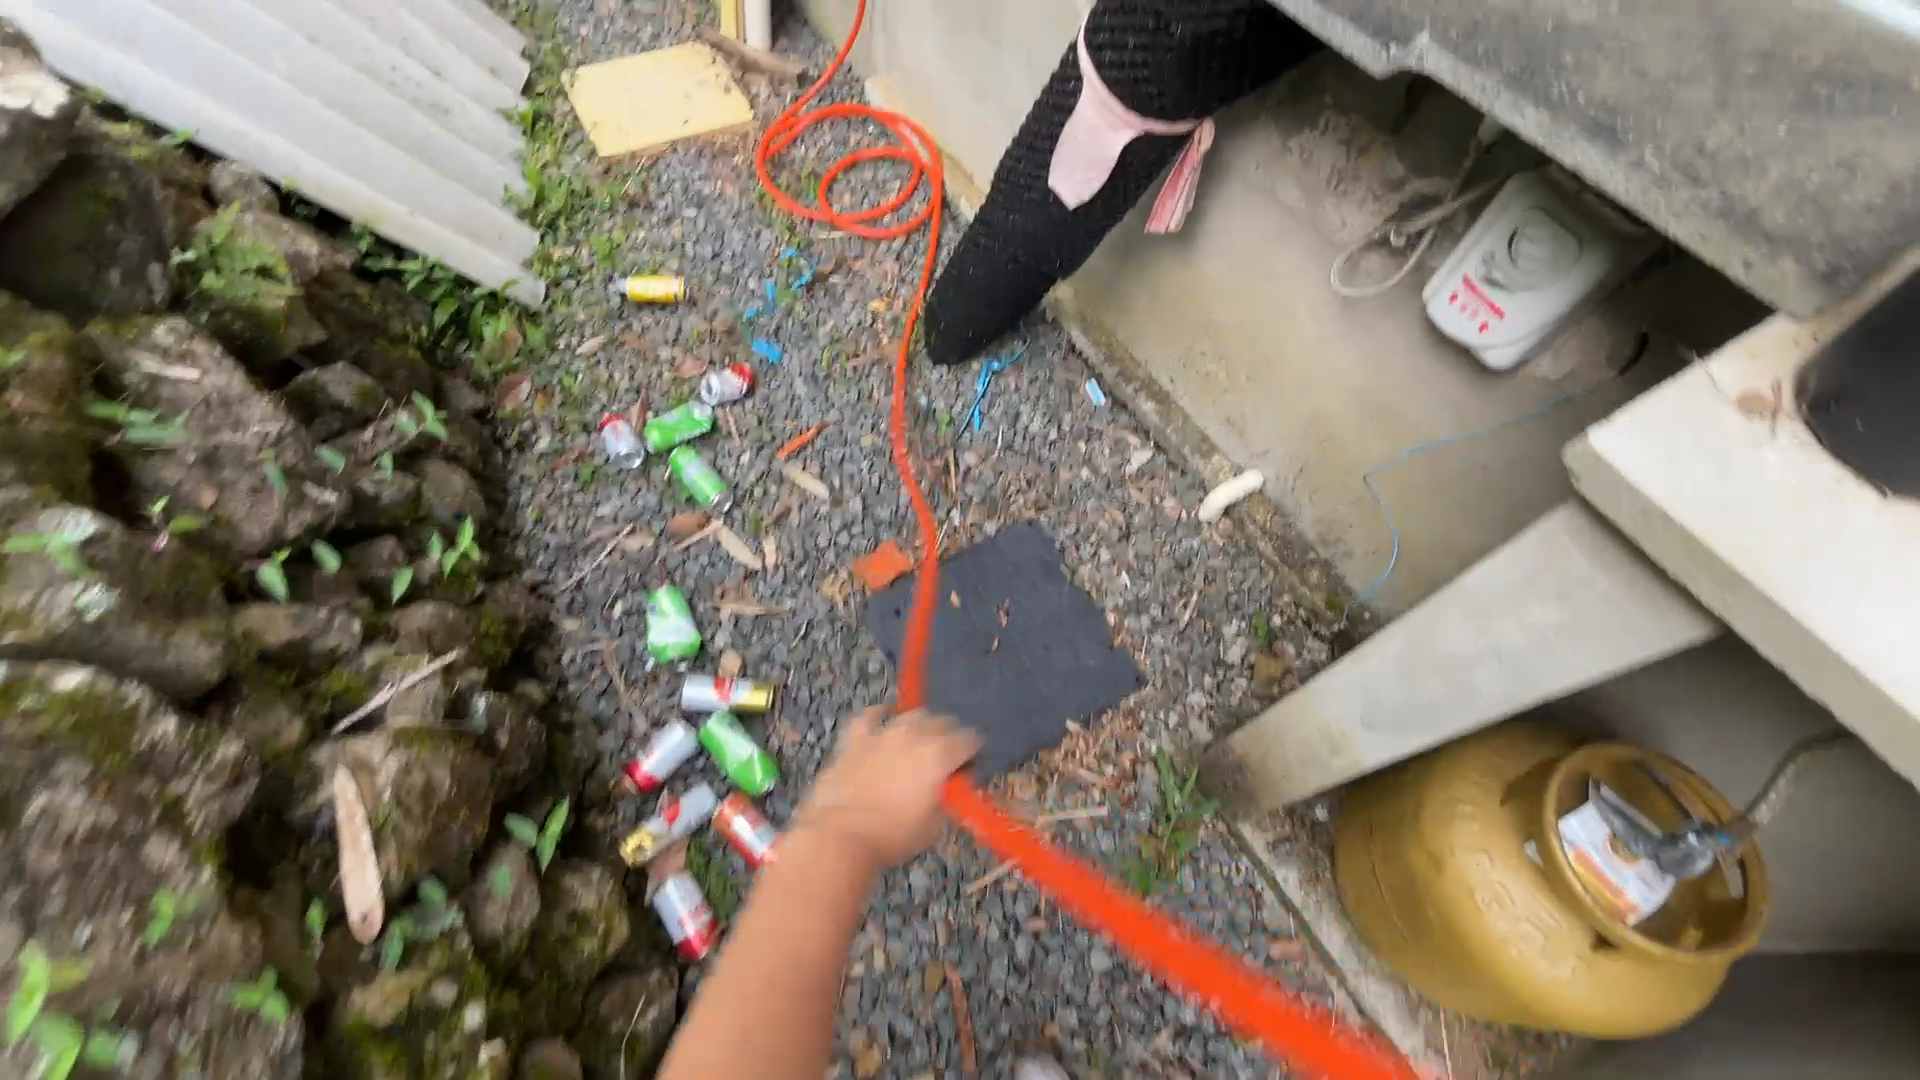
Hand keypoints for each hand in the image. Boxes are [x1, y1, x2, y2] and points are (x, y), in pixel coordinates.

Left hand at [797, 707, 979, 868]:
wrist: (840, 835)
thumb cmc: (892, 837)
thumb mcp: (934, 825)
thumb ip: (945, 799)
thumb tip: (946, 790)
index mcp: (940, 755)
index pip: (969, 739)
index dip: (974, 751)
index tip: (973, 762)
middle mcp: (915, 735)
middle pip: (942, 722)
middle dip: (951, 734)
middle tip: (950, 752)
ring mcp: (884, 733)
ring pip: (912, 715)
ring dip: (922, 723)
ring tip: (923, 735)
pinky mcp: (856, 738)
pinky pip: (871, 715)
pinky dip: (881, 713)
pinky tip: (886, 714)